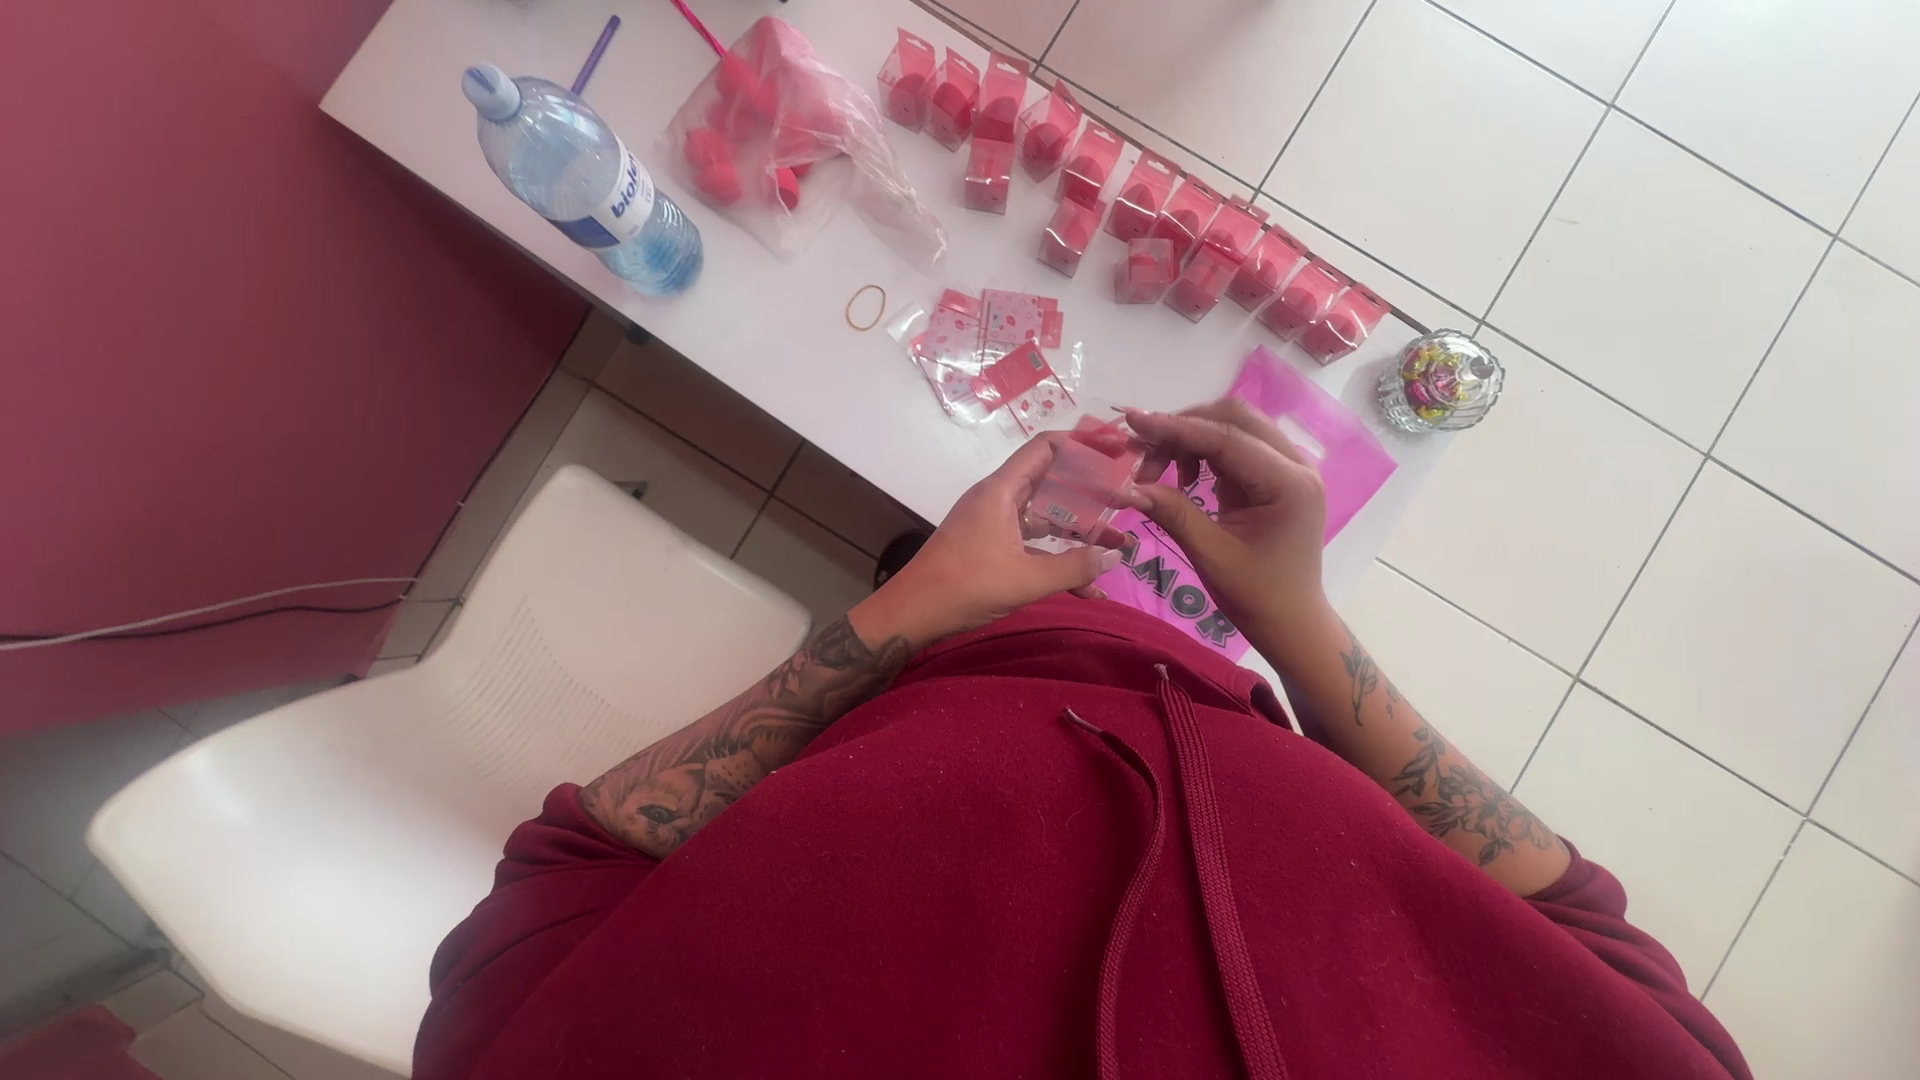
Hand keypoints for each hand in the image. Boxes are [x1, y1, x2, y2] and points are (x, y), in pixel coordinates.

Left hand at [850, 431, 1122, 649]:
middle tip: (1129, 501)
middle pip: (1052, 482)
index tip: (1117, 451)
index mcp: (1002, 491)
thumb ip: (1074, 567)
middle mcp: (999, 499)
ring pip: (1046, 518)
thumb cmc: (965, 587)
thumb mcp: (1026, 579)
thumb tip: (1115, 556)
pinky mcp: (991, 549)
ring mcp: (994, 525)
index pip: (1046, 447)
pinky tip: (1089, 587)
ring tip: (1120, 545)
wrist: (911, 614)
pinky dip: (1057, 559)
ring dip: (1079, 532)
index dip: (1082, 444)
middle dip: (1092, 493)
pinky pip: (1032, 546)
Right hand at [1122, 401, 1337, 659]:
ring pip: (1232, 427)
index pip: (1227, 438)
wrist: (1290, 620)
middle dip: (1182, 427)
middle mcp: (1295, 464)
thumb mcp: (1210, 555)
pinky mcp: (1273, 474)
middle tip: (1141, 451)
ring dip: (1189, 438)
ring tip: (1156, 470)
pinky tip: (1182, 477)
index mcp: (1289, 484)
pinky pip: (1233, 446)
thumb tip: (1126, 487)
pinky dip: (1201, 451)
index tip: (1133, 421)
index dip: (1177, 428)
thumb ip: (1173, 513)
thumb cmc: (1256, 595)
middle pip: (1234, 418)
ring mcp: (1287, 466)